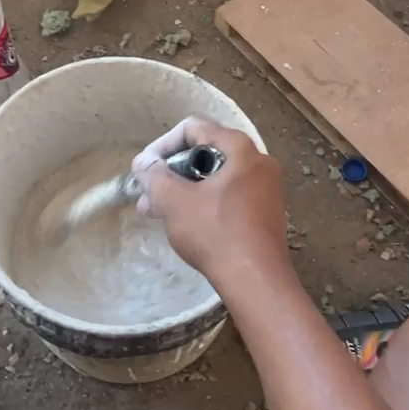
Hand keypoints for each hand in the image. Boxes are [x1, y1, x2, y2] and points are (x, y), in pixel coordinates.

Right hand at [133, 117, 287, 285]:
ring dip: (182, 189)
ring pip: (213, 176)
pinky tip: (181, 221)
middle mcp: (257, 161)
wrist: (256, 281)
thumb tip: (143, 165)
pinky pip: (227, 194)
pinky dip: (202, 201)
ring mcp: (264, 187)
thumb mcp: (175, 202)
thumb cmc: (215, 233)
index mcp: (239, 148)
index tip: (144, 169)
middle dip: (170, 171)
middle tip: (146, 190)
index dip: (162, 145)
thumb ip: (154, 177)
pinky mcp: (264, 210)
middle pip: (204, 152)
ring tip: (154, 210)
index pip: (193, 128)